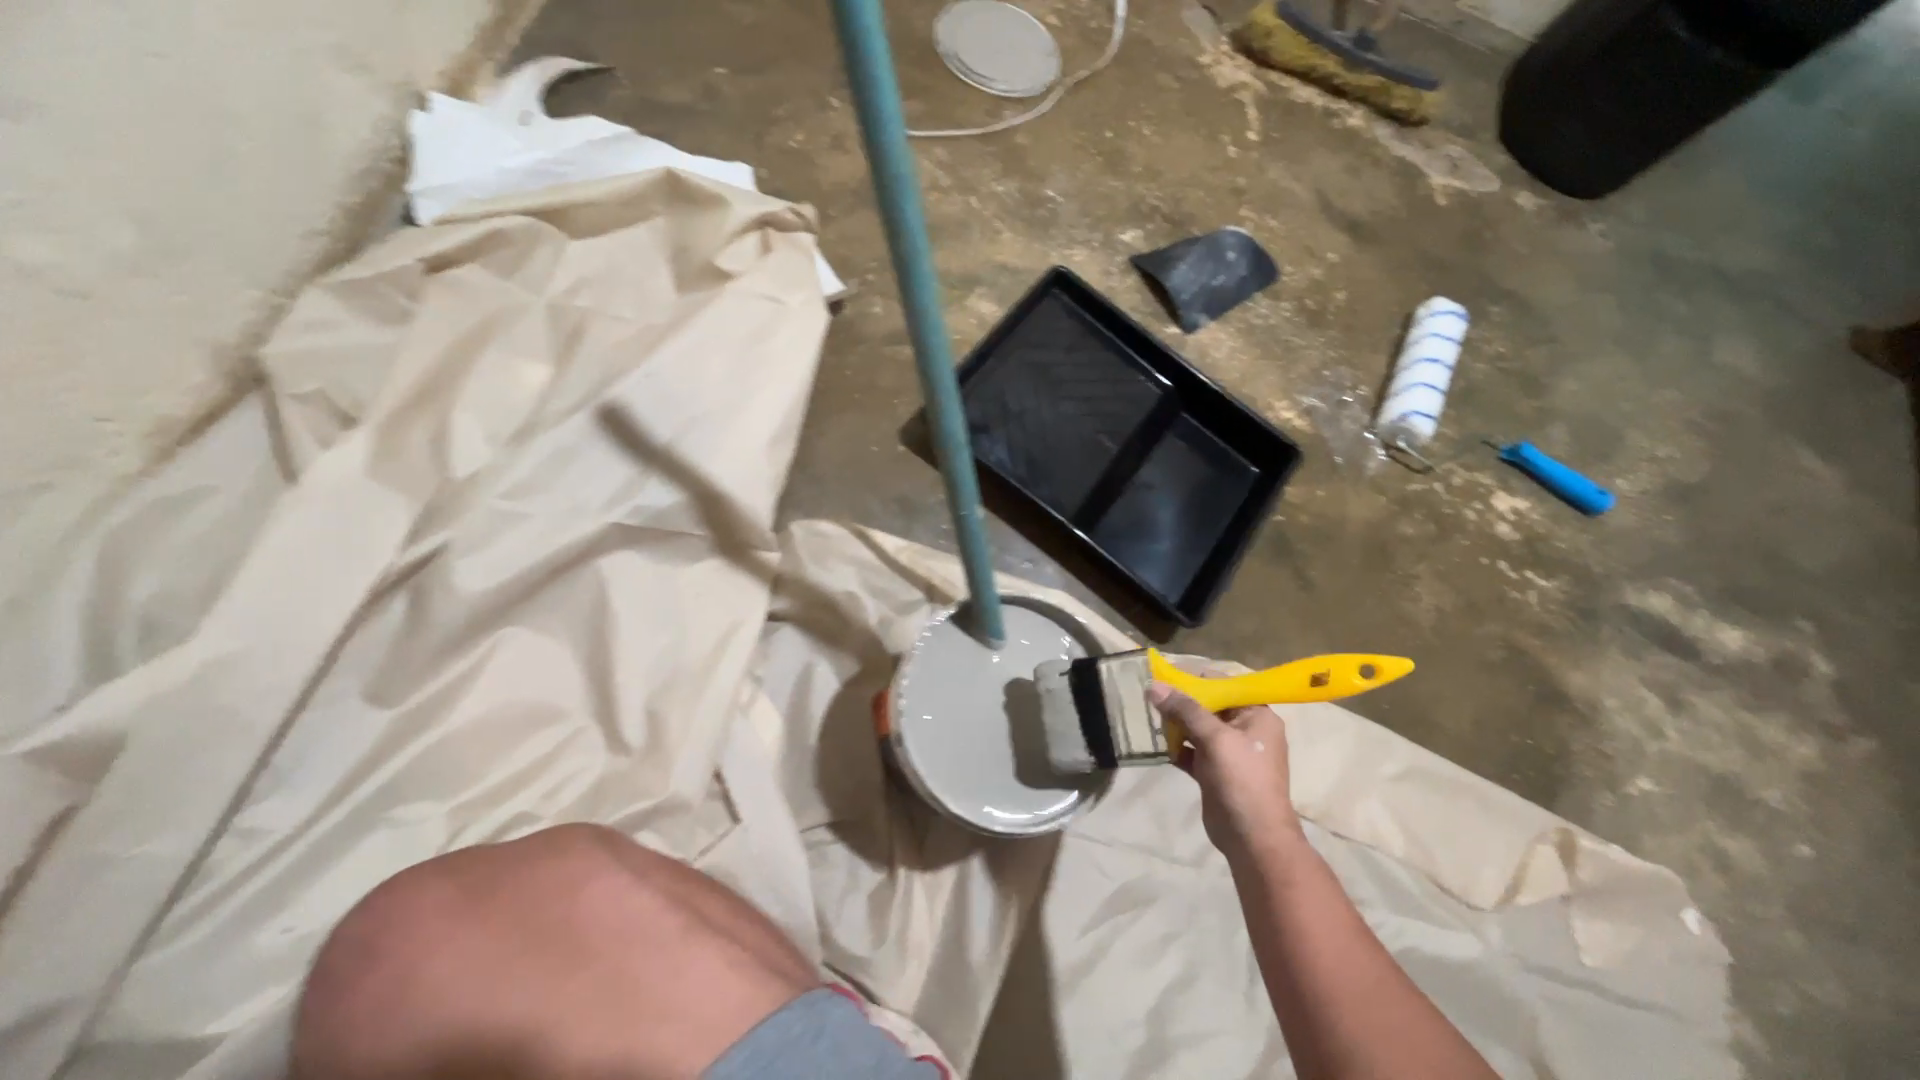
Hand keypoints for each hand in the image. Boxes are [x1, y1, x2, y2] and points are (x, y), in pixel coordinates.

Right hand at [1150, 682, 1306, 867]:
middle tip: (1148, 695)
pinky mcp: (1214, 772)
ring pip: (1198, 729)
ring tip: (1146, 715)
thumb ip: (1185, 710)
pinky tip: (1154, 743)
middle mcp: (1245, 730)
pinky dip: (1176, 747)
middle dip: (1180, 701)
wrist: (1253, 837)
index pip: (1224, 685)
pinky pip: (1192, 751)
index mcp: (1256, 715)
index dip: (1195, 679)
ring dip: (1175, 724)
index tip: (1163, 675)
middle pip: (1209, 706)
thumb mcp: (1215, 738)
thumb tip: (1153, 685)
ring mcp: (1230, 753)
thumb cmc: (1241, 780)